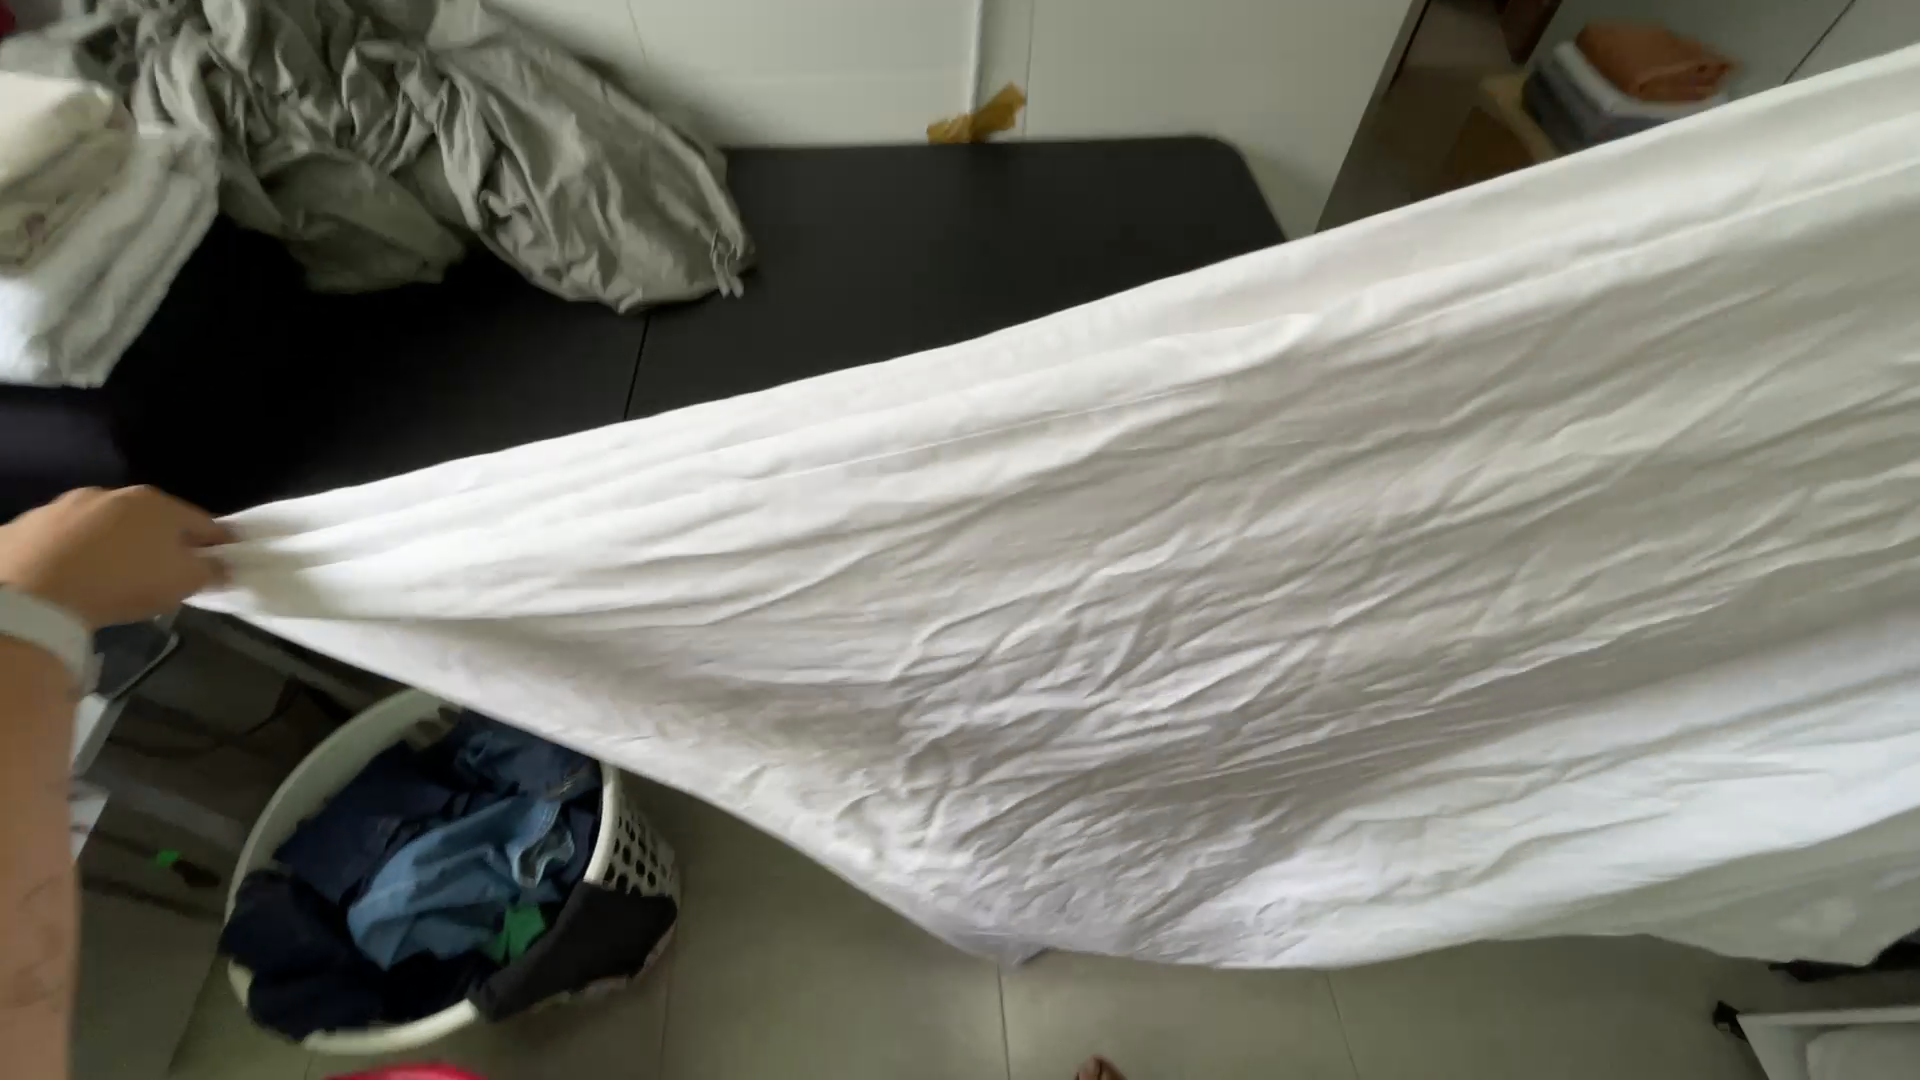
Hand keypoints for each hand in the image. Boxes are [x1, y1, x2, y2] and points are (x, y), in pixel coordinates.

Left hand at [0, 487, 232, 628]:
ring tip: (112, 578)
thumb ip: (214, 569)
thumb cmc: (125, 581)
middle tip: (163, 573)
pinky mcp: (18, 527)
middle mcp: (109, 494)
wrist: (27, 596)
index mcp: (156, 503)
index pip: (204, 524)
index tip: (219, 565)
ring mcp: (58, 508)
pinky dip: (70, 555)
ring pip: (102, 529)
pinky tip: (72, 579)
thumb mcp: (189, 581)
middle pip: (149, 522)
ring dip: (113, 546)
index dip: (216, 546)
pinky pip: (59, 542)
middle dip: (160, 543)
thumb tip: (220, 565)